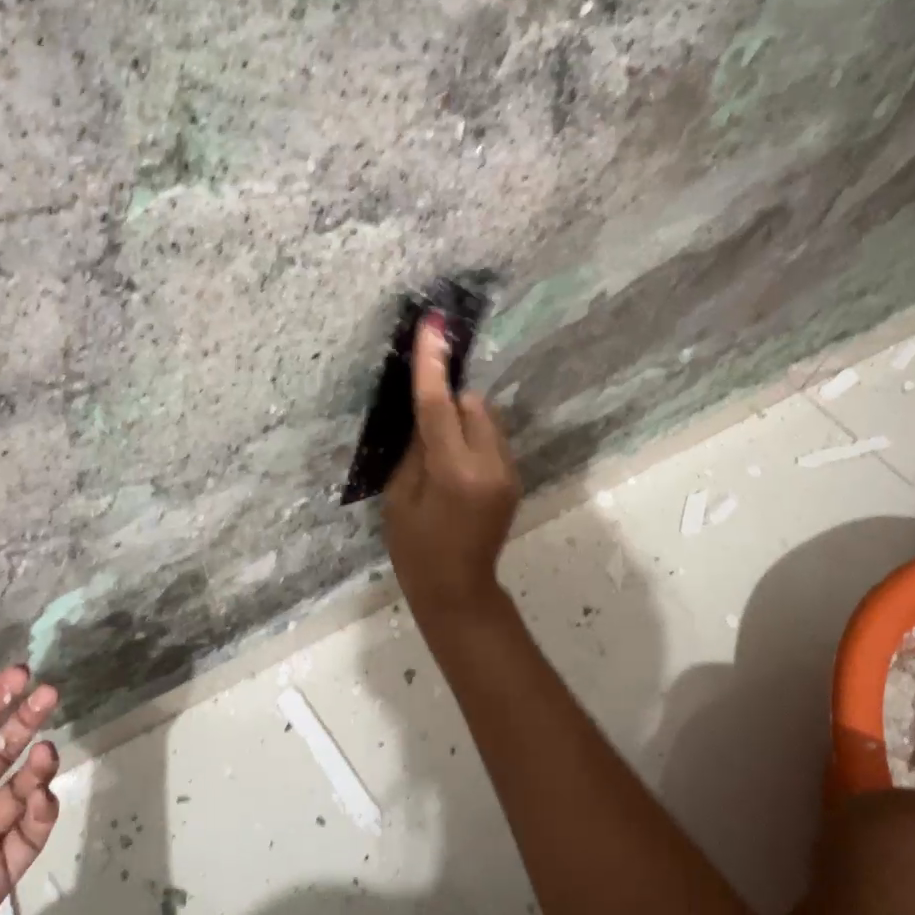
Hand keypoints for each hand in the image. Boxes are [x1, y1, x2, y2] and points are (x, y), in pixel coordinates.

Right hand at [383, 312, 521, 615]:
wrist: (457, 589)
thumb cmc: (414, 547)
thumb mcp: (400, 496)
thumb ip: (416, 448)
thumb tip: (428, 411)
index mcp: (453, 472)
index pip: (440, 405)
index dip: (432, 363)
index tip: (433, 325)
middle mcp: (489, 465)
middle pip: (472, 404)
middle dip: (449, 402)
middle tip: (425, 429)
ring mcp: (508, 471)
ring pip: (485, 418)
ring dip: (462, 420)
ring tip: (440, 451)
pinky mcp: (514, 476)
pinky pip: (492, 437)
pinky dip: (472, 437)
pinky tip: (456, 465)